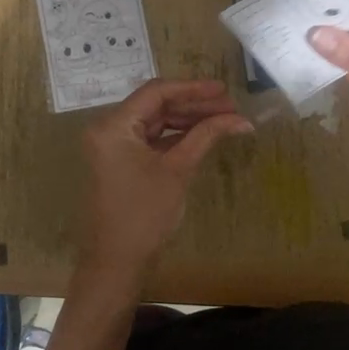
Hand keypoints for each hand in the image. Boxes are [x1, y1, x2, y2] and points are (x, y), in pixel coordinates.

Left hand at [79, 79, 252, 274]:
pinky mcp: (121, 160)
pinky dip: (175, 136)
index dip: (193, 88)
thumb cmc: (145, 214)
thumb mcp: (178, 170)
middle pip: (156, 105)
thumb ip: (206, 136)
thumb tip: (240, 119)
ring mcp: (113, 145)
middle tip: (232, 107)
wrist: (117, 260)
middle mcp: (108, 128)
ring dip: (187, 120)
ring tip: (224, 120)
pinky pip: (150, 139)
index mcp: (113, 125)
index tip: (224, 89)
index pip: (156, 92)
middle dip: (194, 105)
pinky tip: (204, 135)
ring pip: (155, 121)